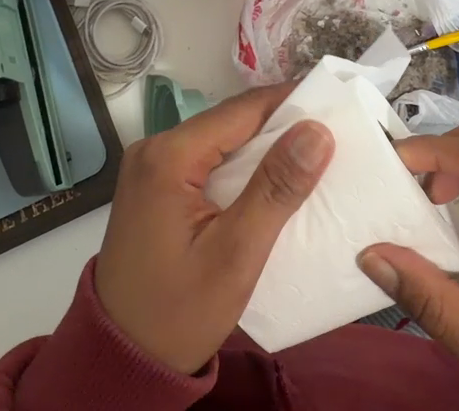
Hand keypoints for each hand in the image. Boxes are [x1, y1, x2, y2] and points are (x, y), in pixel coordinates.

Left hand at [94, 84, 334, 374]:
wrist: (122, 355)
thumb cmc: (178, 310)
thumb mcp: (235, 254)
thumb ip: (275, 189)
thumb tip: (317, 130)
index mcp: (168, 156)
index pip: (240, 111)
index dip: (289, 103)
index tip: (336, 104)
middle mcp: (154, 149)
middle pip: (229, 123)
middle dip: (280, 126)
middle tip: (334, 135)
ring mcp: (151, 169)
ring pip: (219, 142)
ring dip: (262, 149)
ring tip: (314, 157)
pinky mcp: (155, 189)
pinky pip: (206, 164)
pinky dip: (240, 169)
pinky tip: (273, 183)